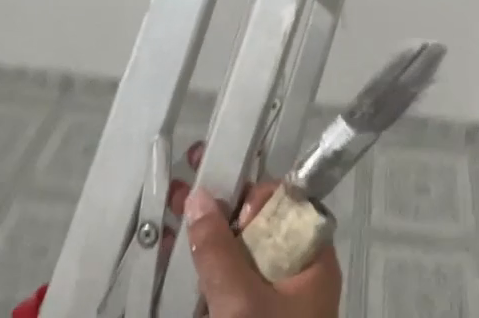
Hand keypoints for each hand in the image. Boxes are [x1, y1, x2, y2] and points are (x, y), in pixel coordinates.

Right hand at [182, 184, 341, 317]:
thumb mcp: (241, 304)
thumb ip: (218, 250)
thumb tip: (198, 198)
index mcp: (311, 261)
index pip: (287, 205)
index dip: (251, 189)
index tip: (217, 174)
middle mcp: (295, 275)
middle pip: (258, 225)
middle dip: (219, 203)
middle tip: (182, 178)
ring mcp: (272, 300)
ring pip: (236, 252)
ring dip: (203, 230)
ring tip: (167, 205)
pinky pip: (226, 281)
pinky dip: (201, 265)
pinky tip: (171, 252)